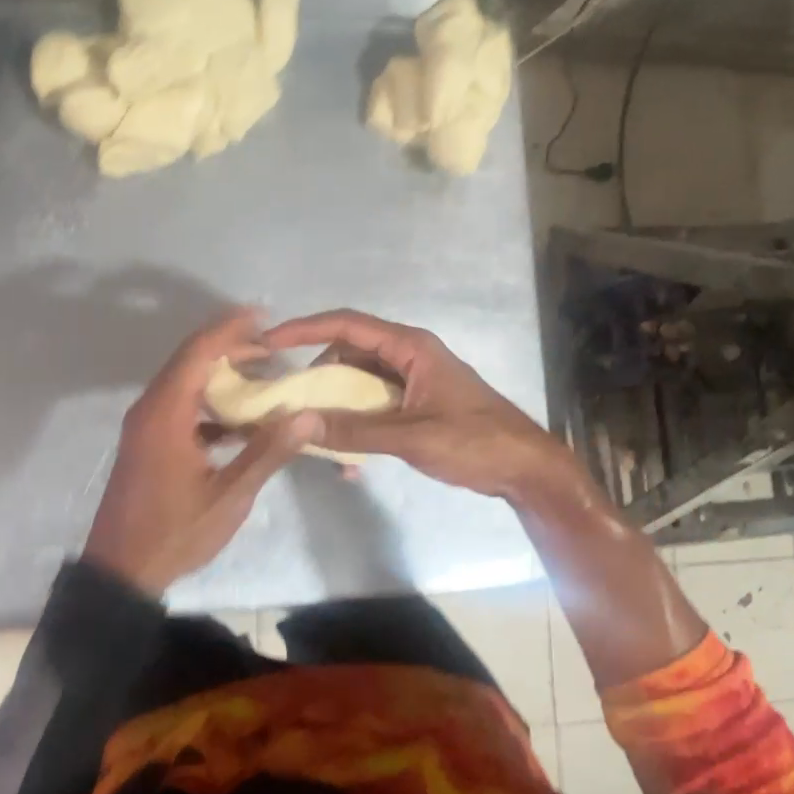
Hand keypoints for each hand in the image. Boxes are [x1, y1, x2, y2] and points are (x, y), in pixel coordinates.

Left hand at [84, 308, 322, 595]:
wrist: (121, 570)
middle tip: (271, 347)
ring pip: (184, 383)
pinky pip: (179, 407)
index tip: (263, 315)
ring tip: (261, 375)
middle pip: (189, 361)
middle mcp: (150, 410)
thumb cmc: (175, 532)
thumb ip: (267, 452)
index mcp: (166, 414)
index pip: (198, 352)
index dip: (230, 328)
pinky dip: (208, 402)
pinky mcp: (147, 443)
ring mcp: (145, 427)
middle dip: (229, 346)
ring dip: (219, 374)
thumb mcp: (229, 496)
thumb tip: (306, 416)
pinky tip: (239, 418)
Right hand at [263, 309, 580, 501]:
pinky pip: (373, 408)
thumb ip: (354, 431)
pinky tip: (350, 464)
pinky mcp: (416, 406)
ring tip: (314, 438)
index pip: (346, 324)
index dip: (304, 328)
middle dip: (316, 377)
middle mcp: (408, 356)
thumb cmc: (475, 442)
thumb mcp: (411, 437)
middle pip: (347, 354)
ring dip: (336, 409)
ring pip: (358, 383)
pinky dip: (357, 428)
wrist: (525, 468)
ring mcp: (412, 381)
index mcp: (410, 347)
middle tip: (286, 403)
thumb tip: (299, 424)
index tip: (268, 342)